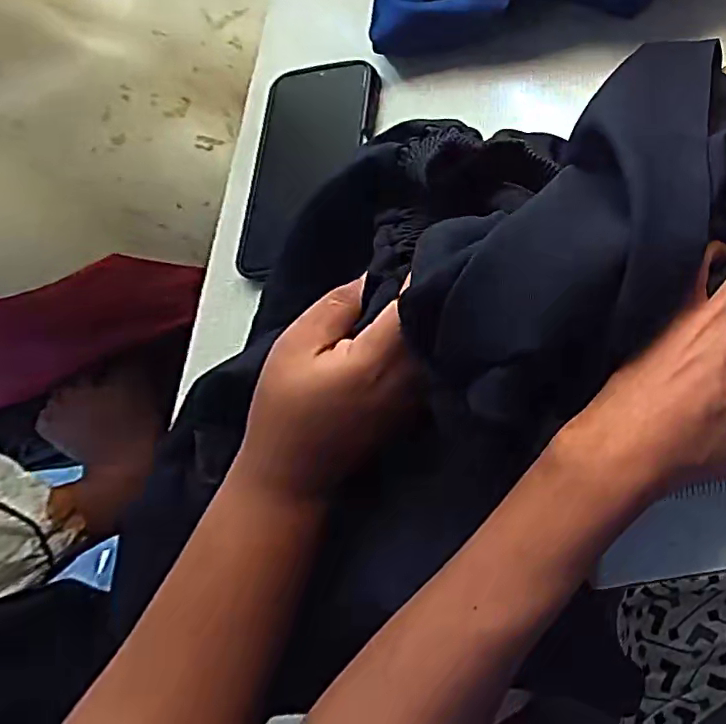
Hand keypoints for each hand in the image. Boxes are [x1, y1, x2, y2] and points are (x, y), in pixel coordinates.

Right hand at [233, 278, 420, 503]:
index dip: (424, 271)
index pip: (418, 300)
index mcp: (382, 356)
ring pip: (441, 335)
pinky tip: (424, 323)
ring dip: (436, 311)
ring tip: (429, 286)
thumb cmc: (284, 412)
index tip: (427, 247)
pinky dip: (434, 336)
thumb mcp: (295, 347)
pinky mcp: (423, 401)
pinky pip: (436, 356)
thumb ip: (337, 306)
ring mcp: (424, 390)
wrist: (292, 477)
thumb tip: (374, 274)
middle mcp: (414, 372)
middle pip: (437, 316)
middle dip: (436, 286)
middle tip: (432, 258)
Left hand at [550, 230, 725, 504]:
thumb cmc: (685, 449)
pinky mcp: (654, 322)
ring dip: (719, 251)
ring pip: (703, 266)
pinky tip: (686, 284)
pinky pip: (676, 286)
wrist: (621, 445)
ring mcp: (681, 317)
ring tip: (724, 247)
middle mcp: (715, 322)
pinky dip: (687, 275)